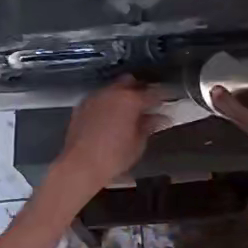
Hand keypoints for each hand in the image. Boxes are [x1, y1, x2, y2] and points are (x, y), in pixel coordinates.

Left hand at [49, 77, 164, 194]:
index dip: (162, 96)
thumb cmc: (113, 157)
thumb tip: (158, 118)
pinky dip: (107, 102)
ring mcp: (95, 97)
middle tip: (146, 103)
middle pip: (130, 82)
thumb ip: (149, 126)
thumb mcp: (138, 144)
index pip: (152, 93)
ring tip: (127, 110)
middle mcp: (112, 93)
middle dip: (140, 90)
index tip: (167, 101)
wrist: (80, 164)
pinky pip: (99, 97)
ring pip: (113, 88)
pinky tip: (109, 115)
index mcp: (130, 100)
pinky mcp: (82, 105)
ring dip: (122, 94)